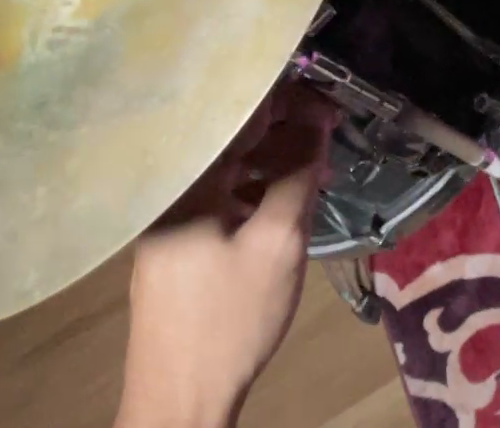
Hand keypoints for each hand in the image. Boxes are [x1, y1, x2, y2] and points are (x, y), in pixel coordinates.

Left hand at [114, 88, 333, 427]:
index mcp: (184, 186)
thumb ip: (298, 172)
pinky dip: (258, 188)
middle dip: (286, 128)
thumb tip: (317, 118)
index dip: (289, 101)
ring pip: (230, 169)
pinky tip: (288, 200)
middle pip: (232, 140)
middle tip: (332, 133)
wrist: (180, 404)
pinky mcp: (176, 245)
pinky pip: (223, 195)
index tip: (330, 106)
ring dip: (276, 160)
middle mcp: (169, 194)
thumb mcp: (278, 241)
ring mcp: (168, 221)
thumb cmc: (232, 318)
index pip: (238, 117)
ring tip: (319, 168)